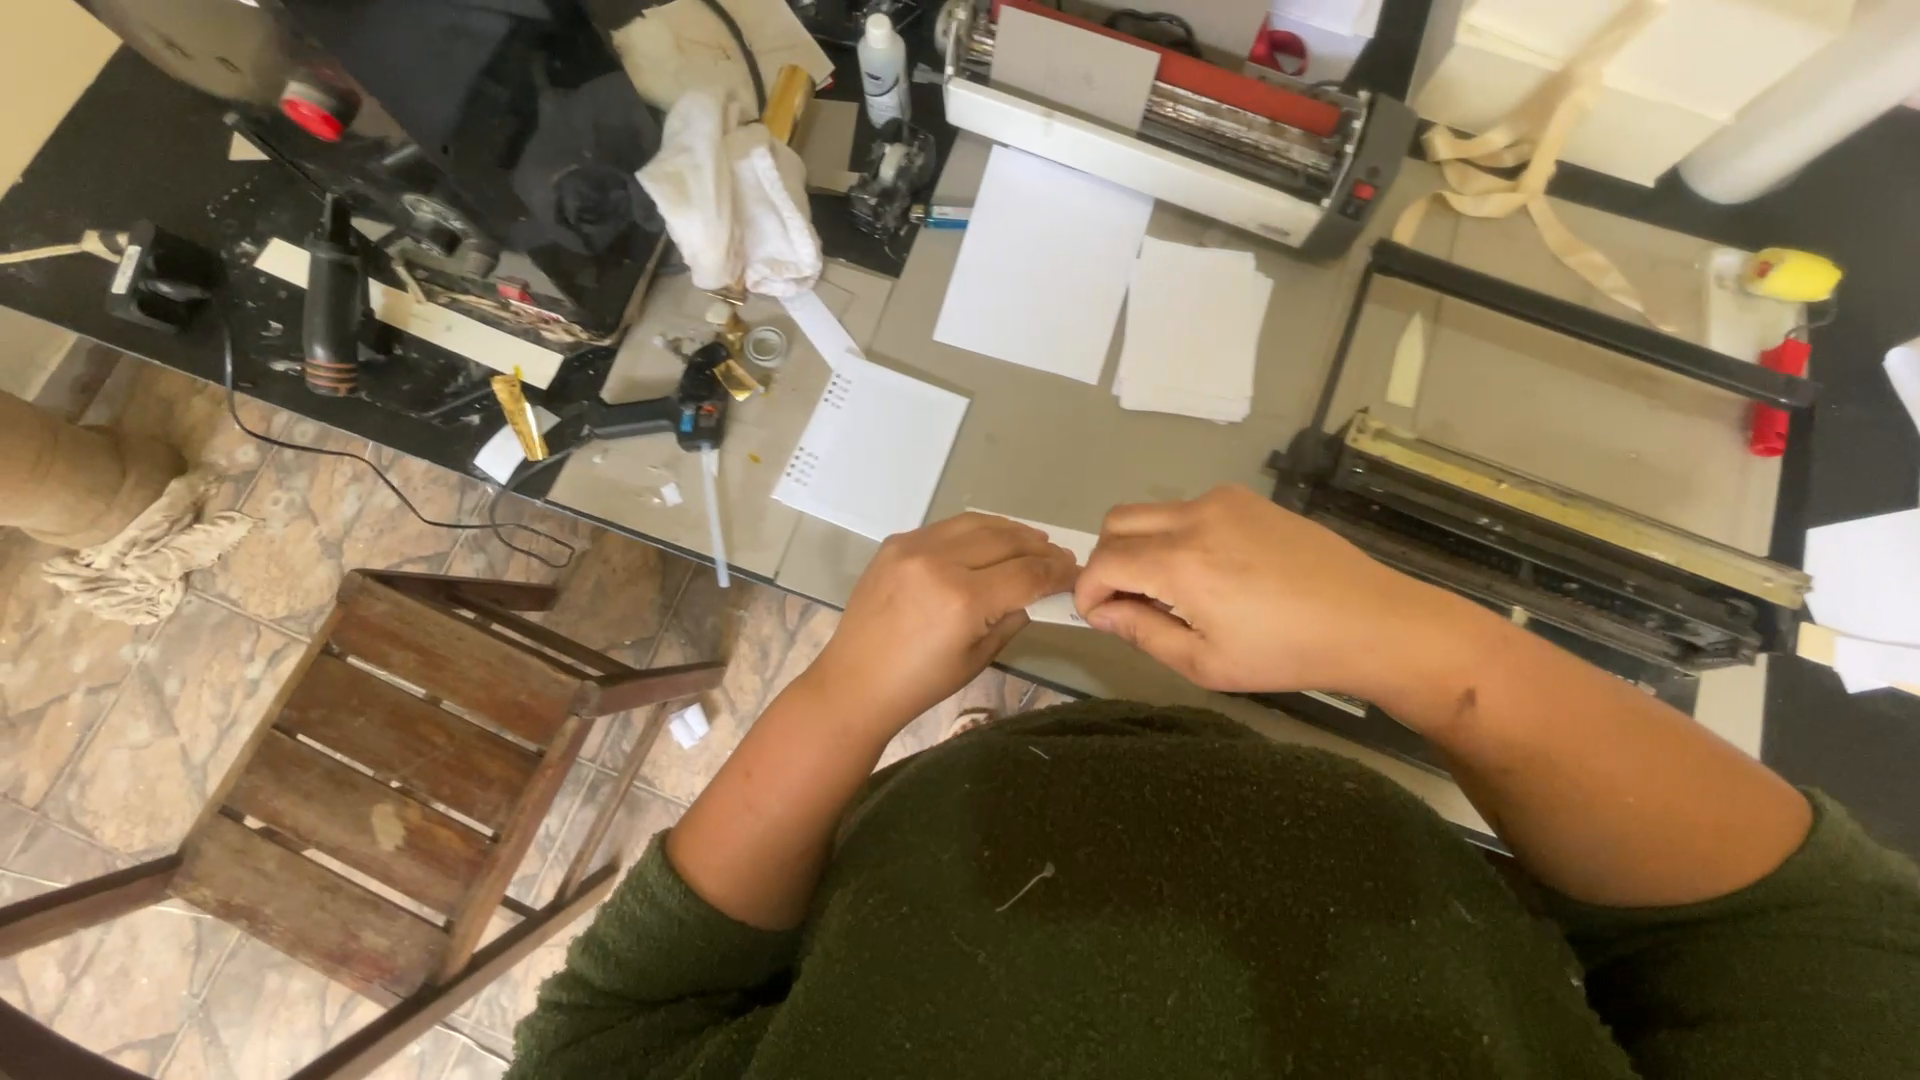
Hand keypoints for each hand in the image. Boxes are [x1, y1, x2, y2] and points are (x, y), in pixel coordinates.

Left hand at [808, 513, 1078, 734]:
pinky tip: (990, 540)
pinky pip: (947, 527)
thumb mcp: (977, 658)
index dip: (1058, 572)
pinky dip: (976, 530)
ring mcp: (913, 547)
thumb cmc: (920, 683)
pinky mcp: (895, 543)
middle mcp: (939, 563)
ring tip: (1033, 540)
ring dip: (1011, 530)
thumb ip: (1010, 618)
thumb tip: (1033, 592)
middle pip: (1006, 540)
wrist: (854, 681)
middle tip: (1060, 556)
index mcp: (962, 600)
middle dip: (1039, 547)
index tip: (1076, 573)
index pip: (1027, 574)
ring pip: (977, 524)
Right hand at [1073, 485, 1464, 697]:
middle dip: (1106, 561)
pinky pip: (1186, 509)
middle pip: (1117, 523)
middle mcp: (1195, 519)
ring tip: (1170, 588)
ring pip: (1150, 512)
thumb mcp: (1206, 662)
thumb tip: (1101, 611)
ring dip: (1140, 545)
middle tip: (1127, 599)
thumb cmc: (1287, 653)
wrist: (1371, 620)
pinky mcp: (1246, 499)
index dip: (1087, 589)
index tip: (1096, 614)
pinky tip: (1209, 570)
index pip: (1104, 561)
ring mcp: (1223, 502)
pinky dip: (1174, 534)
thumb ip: (1143, 632)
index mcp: (1182, 564)